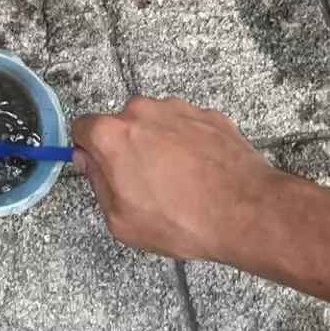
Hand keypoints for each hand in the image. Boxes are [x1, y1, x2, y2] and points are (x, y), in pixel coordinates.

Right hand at [71, 97, 312, 265]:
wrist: (247, 213)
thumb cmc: (182, 220)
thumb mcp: (122, 221)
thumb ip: (97, 184)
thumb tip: (90, 162)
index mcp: (111, 135)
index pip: (82, 128)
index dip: (90, 150)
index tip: (104, 168)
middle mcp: (139, 111)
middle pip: (121, 124)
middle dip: (128, 147)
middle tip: (146, 181)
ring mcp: (176, 109)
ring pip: (156, 123)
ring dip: (160, 143)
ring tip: (181, 180)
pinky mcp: (207, 114)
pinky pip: (188, 125)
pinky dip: (190, 143)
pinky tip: (202, 172)